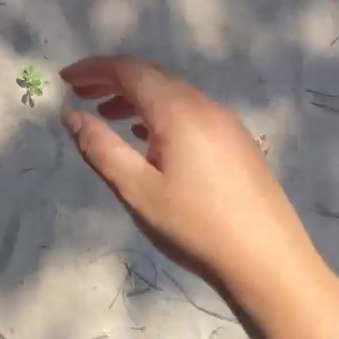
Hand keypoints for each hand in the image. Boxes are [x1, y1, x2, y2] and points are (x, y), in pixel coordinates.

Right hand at [58, 56, 315, 296]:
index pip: (128, 70)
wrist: (274, 269)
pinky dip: (159, 112)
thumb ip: (99, 146)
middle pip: (151, 76)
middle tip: (80, 93)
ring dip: (135, 96)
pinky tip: (148, 139)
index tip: (65, 79)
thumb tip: (71, 115)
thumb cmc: (197, 226)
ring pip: (172, 94)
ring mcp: (227, 125)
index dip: (93, 69)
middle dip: (111, 80)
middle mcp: (205, 107)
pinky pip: (190, 111)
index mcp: (178, 111)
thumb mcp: (136, 188)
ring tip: (107, 115)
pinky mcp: (239, 145)